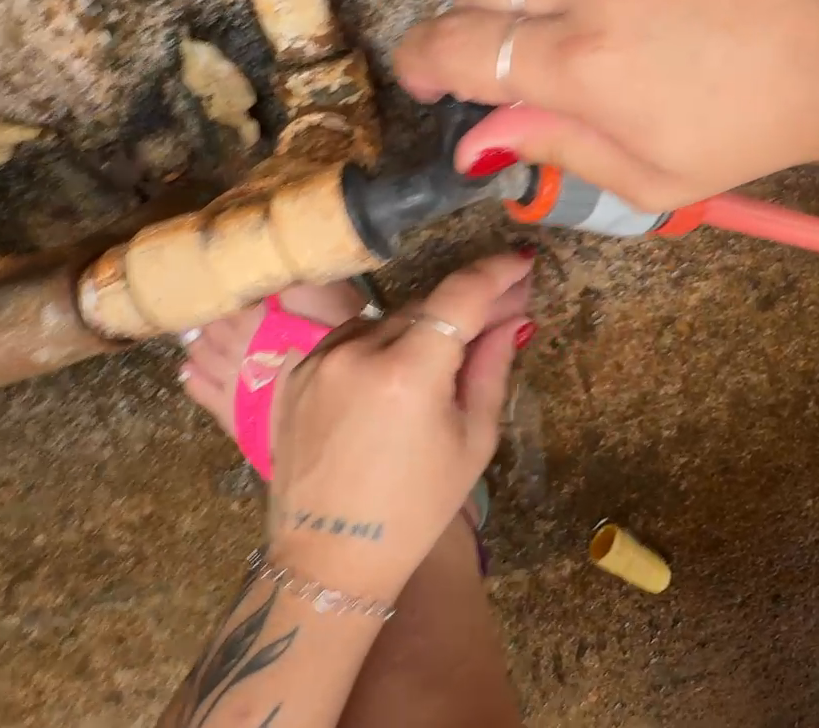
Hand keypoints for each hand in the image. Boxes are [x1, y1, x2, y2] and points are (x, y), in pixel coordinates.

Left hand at [264, 253, 532, 596]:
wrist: (329, 557)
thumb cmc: (416, 507)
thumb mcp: (473, 439)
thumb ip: (492, 367)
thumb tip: (511, 317)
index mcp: (408, 373)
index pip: (461, 295)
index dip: (497, 271)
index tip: (522, 262)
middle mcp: (357, 352)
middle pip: (427, 305)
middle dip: (468, 304)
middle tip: (504, 310)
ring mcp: (319, 359)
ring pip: (390, 318)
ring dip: (425, 324)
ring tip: (449, 351)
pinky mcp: (296, 372)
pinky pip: (354, 337)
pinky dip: (385, 341)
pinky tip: (401, 367)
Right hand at [393, 0, 818, 210]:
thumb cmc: (746, 135)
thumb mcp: (651, 180)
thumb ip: (557, 148)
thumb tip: (478, 138)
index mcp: (579, 66)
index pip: (451, 47)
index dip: (417, 64)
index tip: (425, 85)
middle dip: (461, 35)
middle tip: (492, 72)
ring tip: (539, 38)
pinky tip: (583, 0)